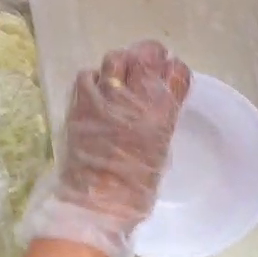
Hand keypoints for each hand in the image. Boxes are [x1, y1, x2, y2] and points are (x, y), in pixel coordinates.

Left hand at [20, 41, 191, 256]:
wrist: (98, 202)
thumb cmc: (136, 187)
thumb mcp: (161, 150)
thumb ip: (160, 121)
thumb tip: (155, 106)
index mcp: (162, 114)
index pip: (176, 74)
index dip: (174, 68)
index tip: (170, 69)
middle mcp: (136, 99)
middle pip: (145, 57)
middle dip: (149, 54)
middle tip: (148, 60)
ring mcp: (106, 98)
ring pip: (115, 60)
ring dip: (120, 63)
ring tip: (119, 74)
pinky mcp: (81, 104)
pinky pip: (87, 76)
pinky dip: (94, 79)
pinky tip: (97, 90)